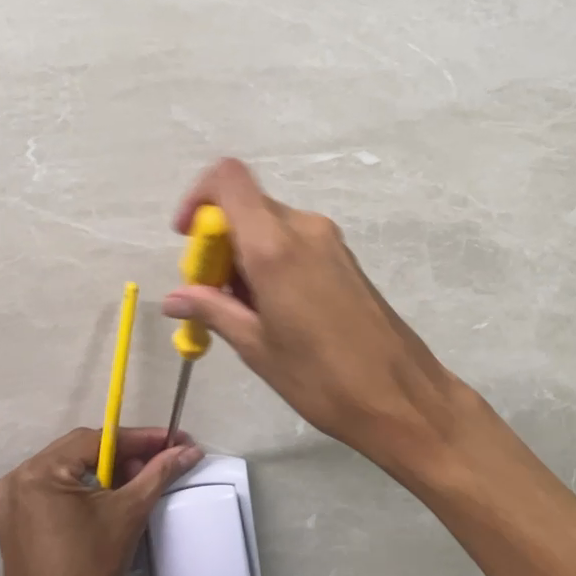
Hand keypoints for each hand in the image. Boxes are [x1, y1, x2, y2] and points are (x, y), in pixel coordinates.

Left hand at [0, 427, 201, 575]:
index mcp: (38, 474)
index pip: (96, 440)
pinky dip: (86, 487)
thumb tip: (189, 449)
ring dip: (107, 470)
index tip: (176, 439)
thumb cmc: (90, 571)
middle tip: (162, 461)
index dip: (141, 438)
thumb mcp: (129, 514)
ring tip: (142, 479)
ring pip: (69, 469)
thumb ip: (158, 473)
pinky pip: (56, 489)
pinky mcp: (15, 521)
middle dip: (125, 454)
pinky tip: (114, 496)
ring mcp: (11, 502)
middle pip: (80, 451)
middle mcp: (16, 480)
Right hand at [161, 159, 474, 476]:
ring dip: (246, 256)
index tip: (187, 241)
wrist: (401, 397)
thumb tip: (174, 298)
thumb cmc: (321, 378)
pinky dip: (274, 263)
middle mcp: (305, 229)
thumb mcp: (257, 347)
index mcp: (275, 245)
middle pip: (248, 207)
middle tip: (211, 295)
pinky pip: (297, 244)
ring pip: (272, 228)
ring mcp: (331, 243)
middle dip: (219, 241)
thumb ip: (213, 311)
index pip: (228, 179)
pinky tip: (277, 312)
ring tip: (244, 313)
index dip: (198, 199)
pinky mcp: (348, 261)